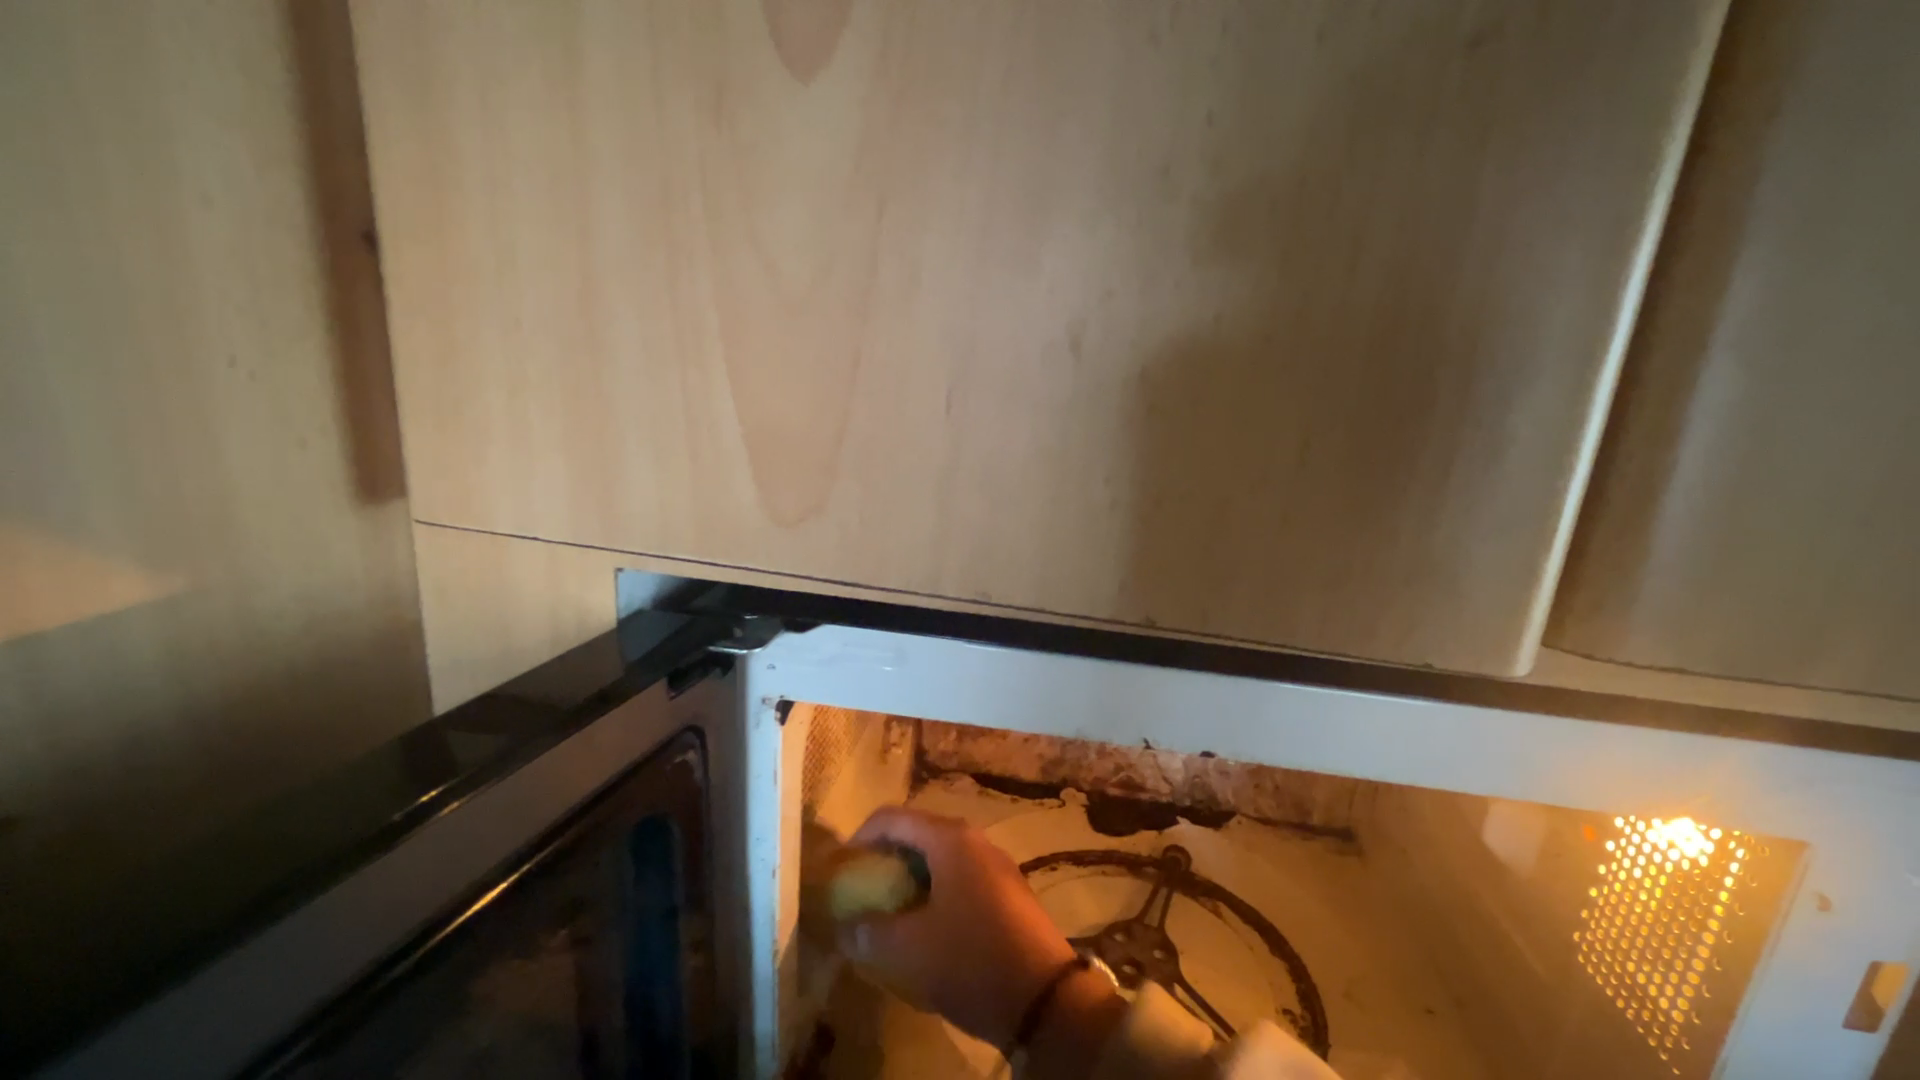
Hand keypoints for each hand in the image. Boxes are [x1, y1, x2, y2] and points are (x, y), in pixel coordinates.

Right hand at [837, 806, 1082, 1047]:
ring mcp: (999, 868)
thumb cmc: (971, 959)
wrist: (1046, 1000)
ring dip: (912, 881)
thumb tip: (848, 926)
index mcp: (950, 839)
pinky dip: (937, 895)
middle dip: (886, 860)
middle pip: (919, 835)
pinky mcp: (1011, 896)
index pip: (893, 818)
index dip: (860, 838)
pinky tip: (929, 931)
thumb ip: (869, 932)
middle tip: (862, 892)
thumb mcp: (907, 949)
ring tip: (891, 915)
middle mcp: (976, 842)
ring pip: (942, 860)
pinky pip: (962, 881)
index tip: (841, 870)